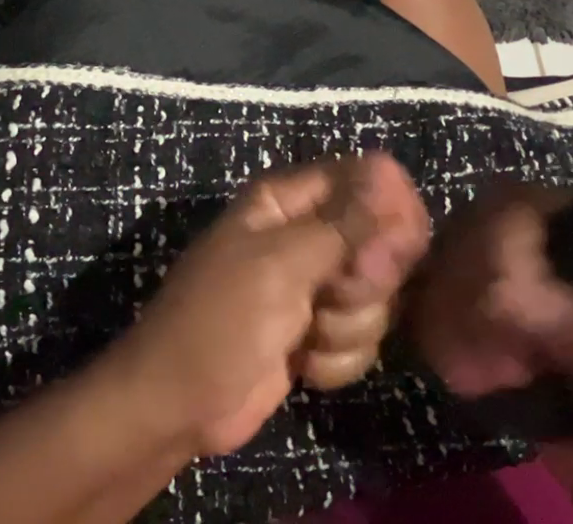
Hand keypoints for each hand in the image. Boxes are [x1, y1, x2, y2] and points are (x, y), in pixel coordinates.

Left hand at [104, 152, 430, 458]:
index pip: (367, 179)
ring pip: (378, 298)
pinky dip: (337, 359)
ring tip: (306, 337)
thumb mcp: (281, 265)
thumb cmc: (220, 319)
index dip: (390, 213)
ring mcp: (313, 287)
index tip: (393, 251)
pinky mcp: (319, 334)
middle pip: (381, 242)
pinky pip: (362, 338)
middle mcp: (304, 234)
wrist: (179, 403)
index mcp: (285, 200)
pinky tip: (303, 366)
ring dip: (348, 328)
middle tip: (332, 298)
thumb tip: (389, 168)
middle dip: (367, 282)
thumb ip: (345, 223)